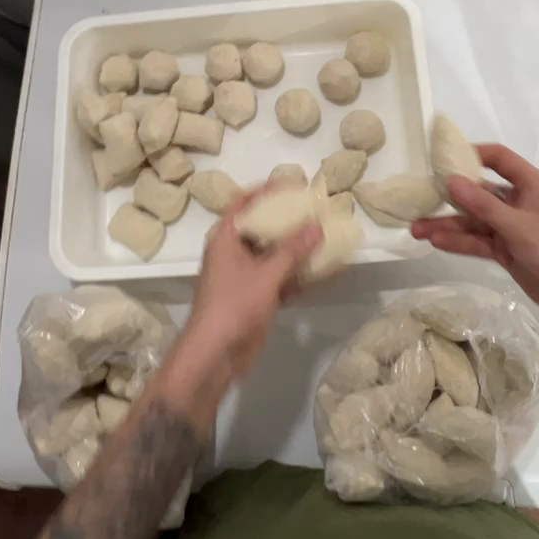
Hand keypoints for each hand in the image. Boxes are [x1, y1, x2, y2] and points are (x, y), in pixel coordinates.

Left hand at [179, 184, 320, 384]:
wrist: (215, 355)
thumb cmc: (234, 306)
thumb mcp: (265, 275)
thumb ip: (292, 251)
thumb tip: (316, 225)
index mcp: (225, 239)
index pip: (242, 204)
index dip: (264, 191)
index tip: (290, 184)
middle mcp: (232, 253)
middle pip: (260, 227)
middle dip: (286, 220)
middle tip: (313, 208)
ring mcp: (244, 277)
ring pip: (272, 254)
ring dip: (295, 248)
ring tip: (323, 234)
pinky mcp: (255, 298)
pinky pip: (279, 278)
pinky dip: (297, 274)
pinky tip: (323, 270)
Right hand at [410, 144, 538, 320]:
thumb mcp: (519, 226)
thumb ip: (484, 205)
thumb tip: (452, 180)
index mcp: (531, 185)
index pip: (499, 158)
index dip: (472, 154)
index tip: (443, 158)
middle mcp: (519, 201)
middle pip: (479, 192)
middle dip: (450, 198)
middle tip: (420, 200)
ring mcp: (512, 227)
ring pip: (474, 221)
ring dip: (448, 225)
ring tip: (416, 230)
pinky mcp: (507, 249)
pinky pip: (478, 241)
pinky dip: (459, 242)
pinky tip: (435, 242)